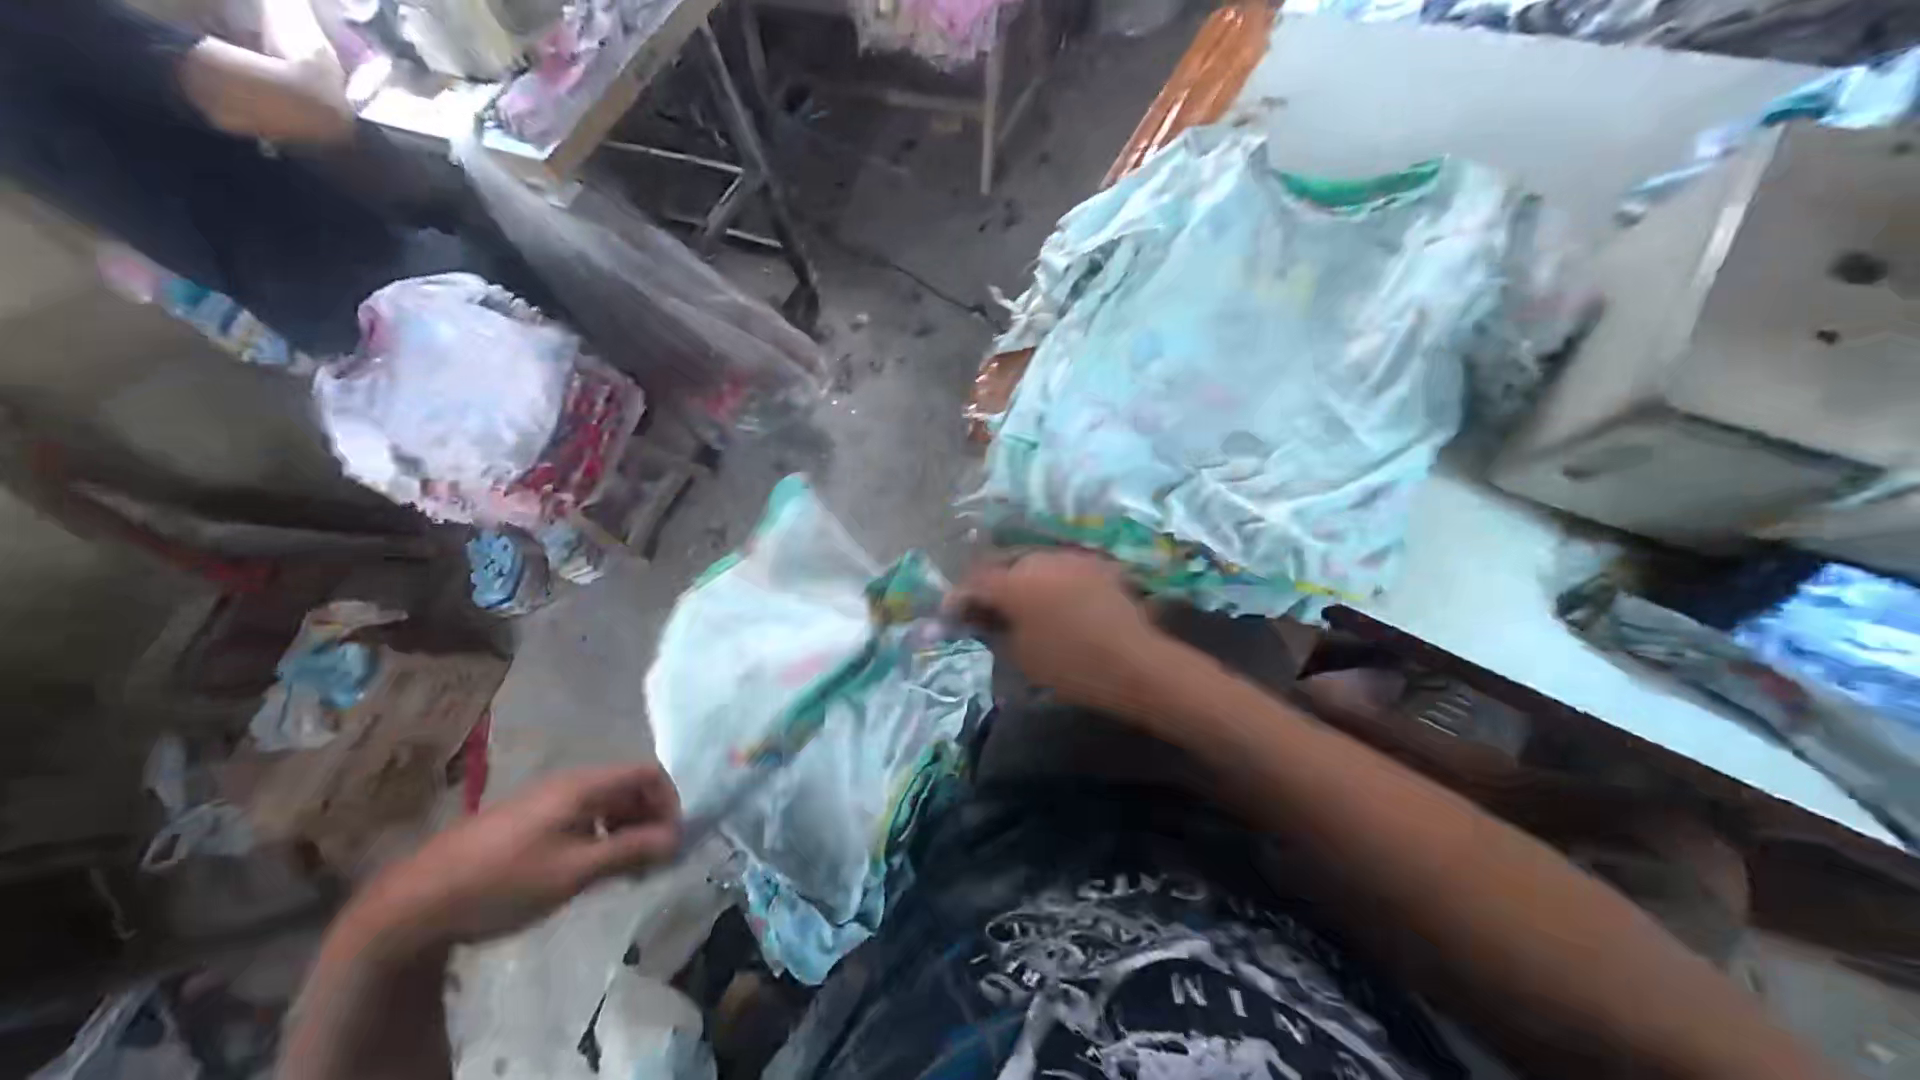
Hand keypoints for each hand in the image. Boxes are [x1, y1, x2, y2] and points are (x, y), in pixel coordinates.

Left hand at [351, 764, 681, 952]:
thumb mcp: (574, 870)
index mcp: (583, 785)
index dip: (670, 802)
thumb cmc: (503, 881)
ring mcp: (548, 802)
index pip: (648, 773)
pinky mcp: (532, 823)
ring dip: (629, 831)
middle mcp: (570, 784)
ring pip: (608, 804)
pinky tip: (596, 870)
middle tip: (656, 861)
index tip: (673, 841)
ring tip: (630, 871)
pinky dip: (604, 838)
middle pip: (630, 787)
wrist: (416, 902)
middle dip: (652, 819)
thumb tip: (677, 838)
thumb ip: (630, 850)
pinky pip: (585, 818)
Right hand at [949, 550, 1176, 714]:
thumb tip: (981, 618)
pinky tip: (1056, 602)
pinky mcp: (1096, 564)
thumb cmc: (1070, 666)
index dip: (960, 597)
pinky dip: (1051, 582)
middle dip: (992, 586)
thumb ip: (994, 629)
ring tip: (1024, 606)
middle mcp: (1038, 560)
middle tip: (988, 610)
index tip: (952, 614)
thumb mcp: (1020, 655)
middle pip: (1004, 567)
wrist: (1134, 663)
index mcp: (1013, 583)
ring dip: (1023, 581)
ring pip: (1034, 564)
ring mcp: (1070, 558)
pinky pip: (1061, 569)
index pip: (974, 581)